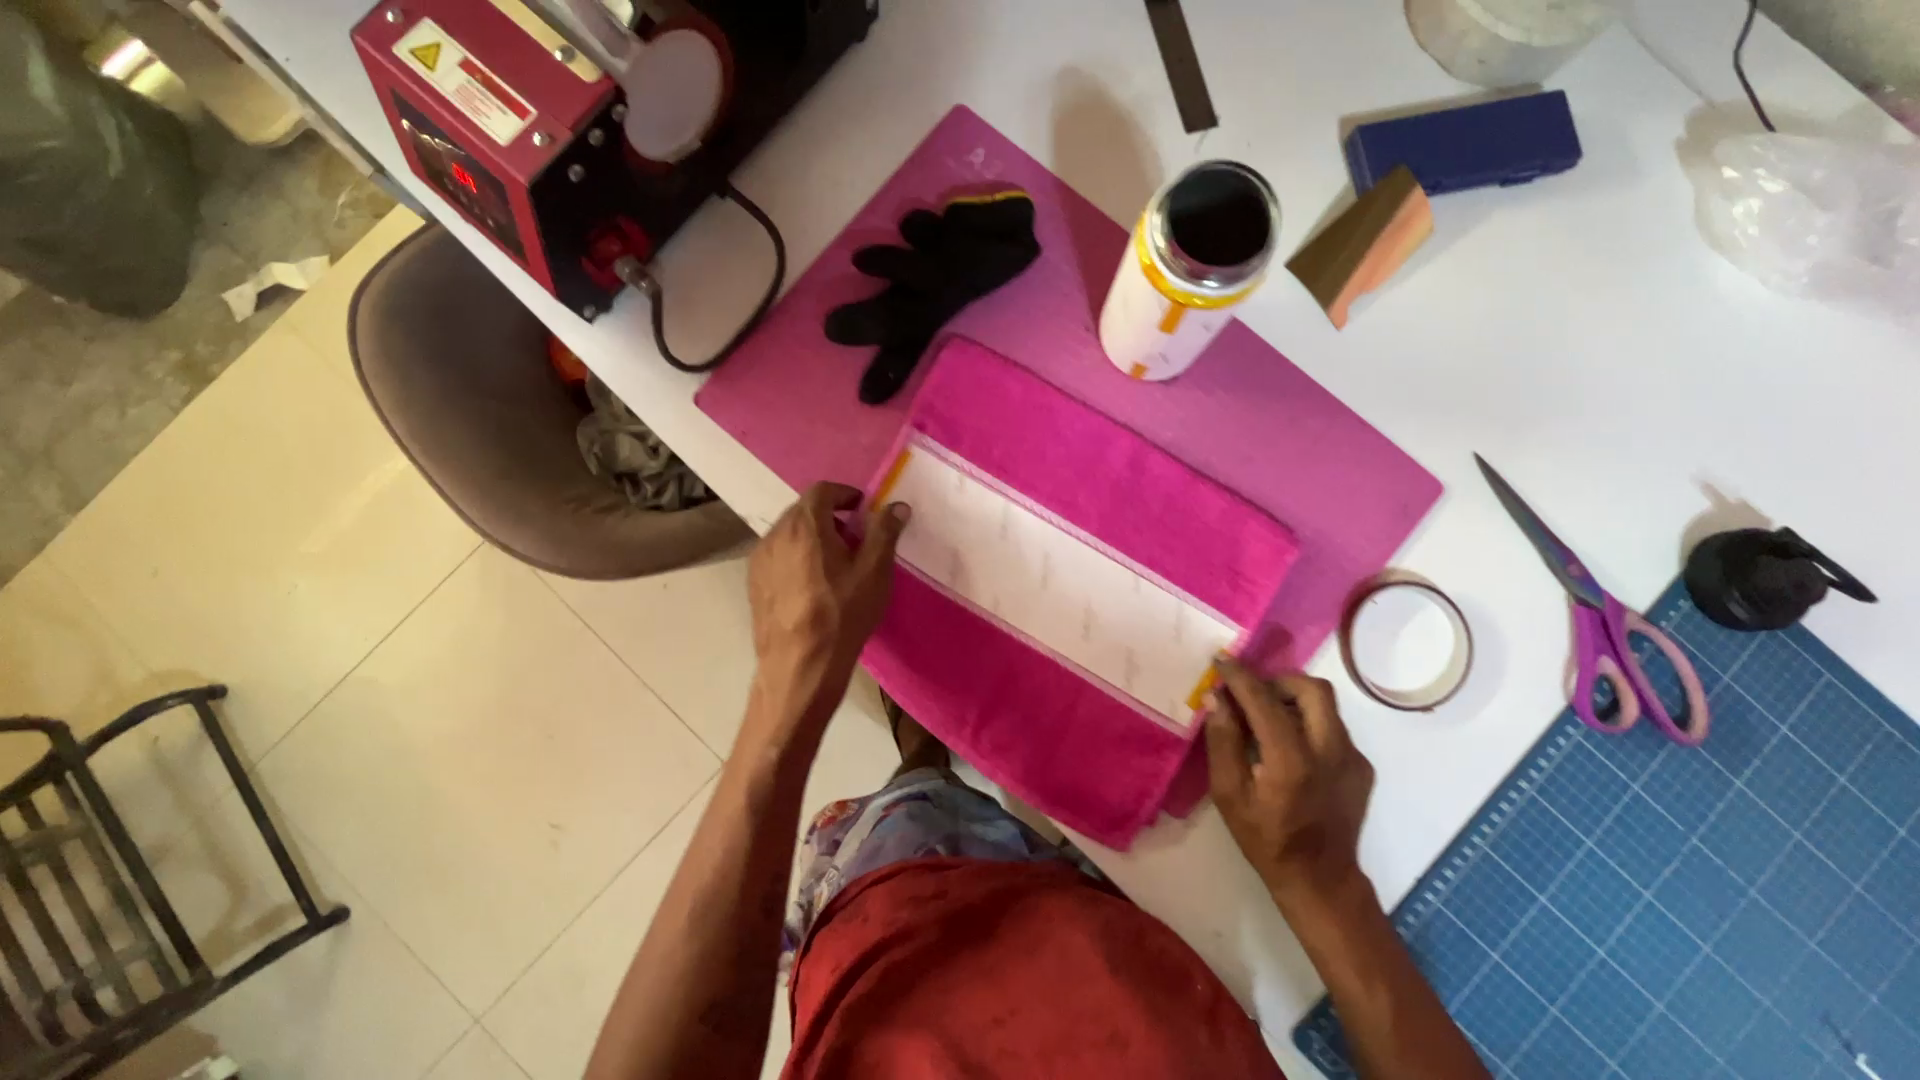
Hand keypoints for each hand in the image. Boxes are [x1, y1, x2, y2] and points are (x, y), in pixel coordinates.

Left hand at [747, 482, 910, 696]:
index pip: (822, 490)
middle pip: (803, 511)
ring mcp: (759, 559)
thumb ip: (885, 532)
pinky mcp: (753, 583)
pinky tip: (812, 586)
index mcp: (805, 525)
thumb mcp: (874, 572)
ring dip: (811, 538)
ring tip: (834, 565)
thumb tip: (897, 505)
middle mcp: (775, 534)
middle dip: (830, 517)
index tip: (863, 510)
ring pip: (788, 534)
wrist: (800, 664)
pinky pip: (777, 557)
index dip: (845, 494)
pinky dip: (795, 558)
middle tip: (854, 539)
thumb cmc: (842, 614)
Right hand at [1205, 660, 1374, 904]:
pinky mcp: (1362, 766)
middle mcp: (1329, 750)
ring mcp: (1352, 758)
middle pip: (1311, 688)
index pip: (1264, 700)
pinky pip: (1333, 728)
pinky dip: (1308, 724)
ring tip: (1267, 717)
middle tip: (1252, 692)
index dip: (1240, 676)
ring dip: (1293, 699)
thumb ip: (1223, 741)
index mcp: (1292, 760)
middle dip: (1278, 680)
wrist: (1320, 878)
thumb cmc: (1265, 839)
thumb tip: (1217, 698)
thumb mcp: (1229, 794)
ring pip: (1326, 705)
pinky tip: (1289, 748)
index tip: (1221, 661)